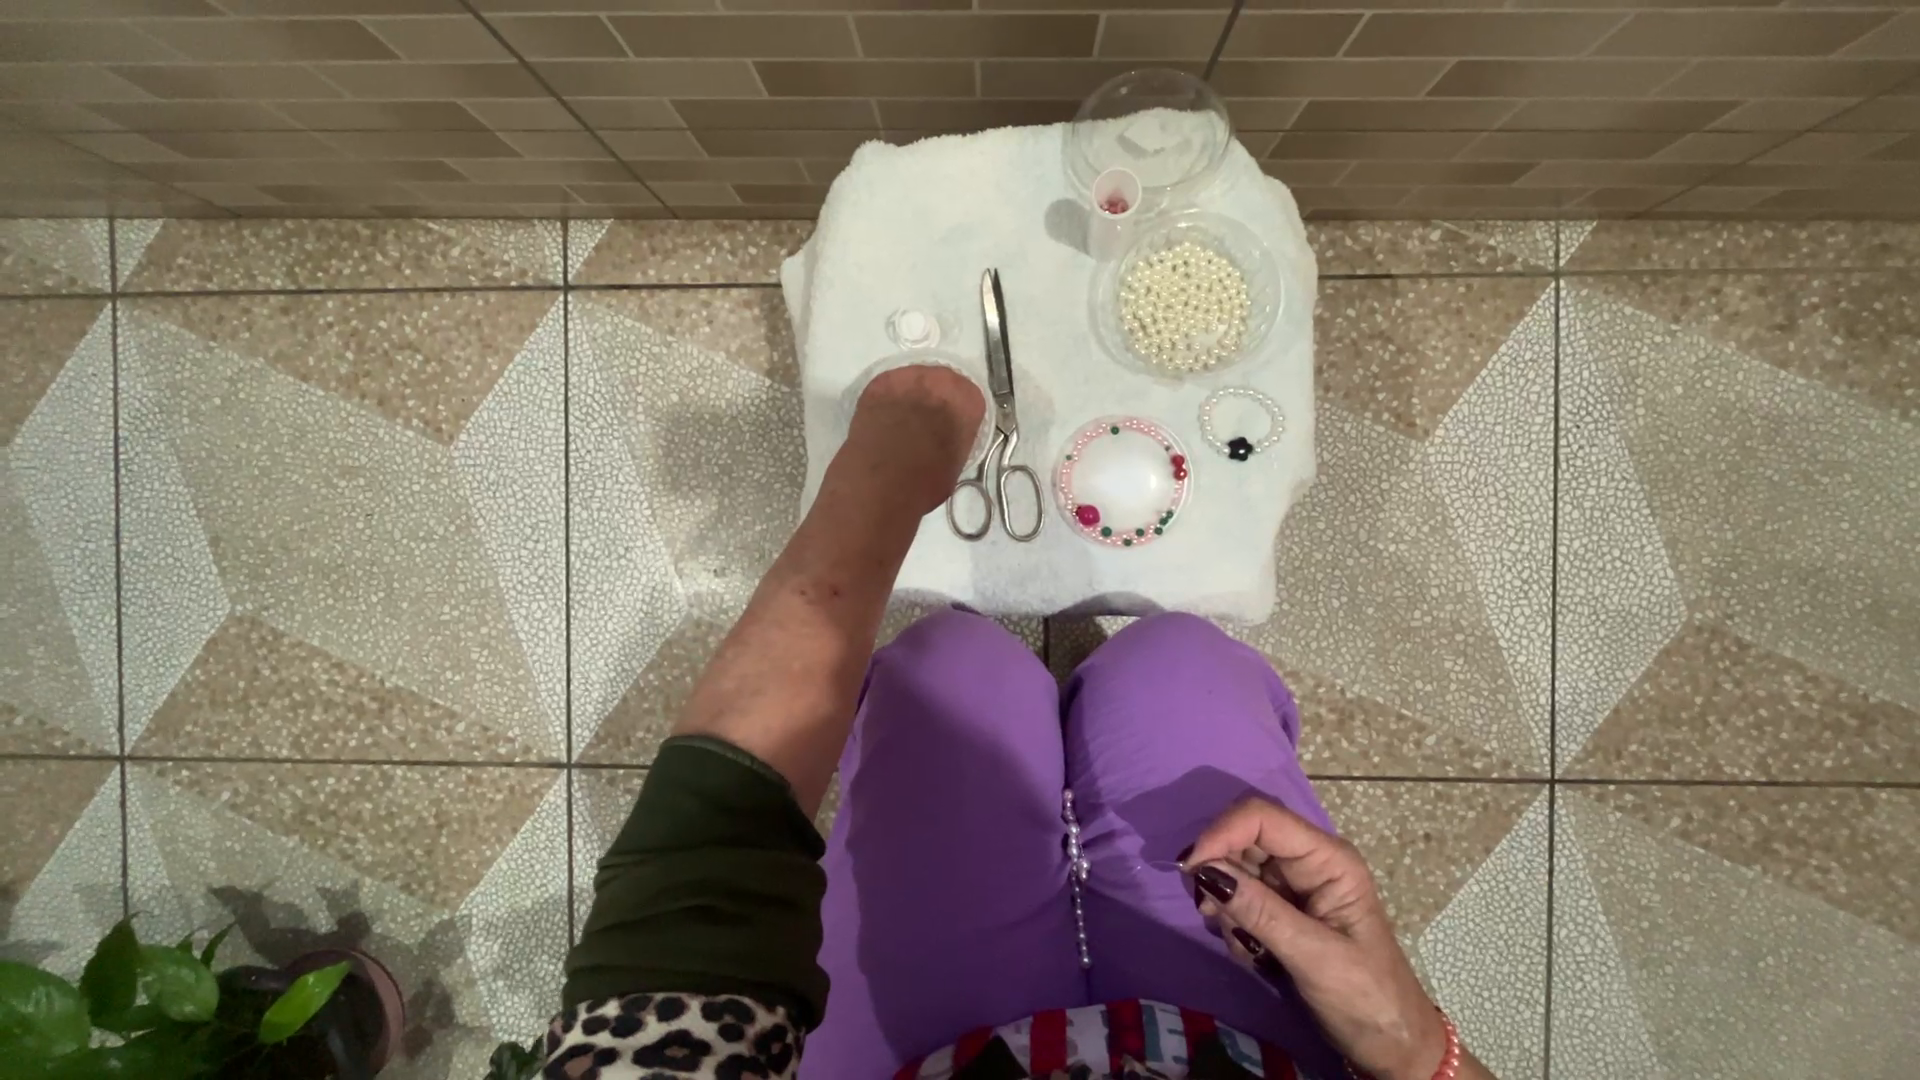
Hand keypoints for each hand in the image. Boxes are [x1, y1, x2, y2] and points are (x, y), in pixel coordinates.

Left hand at [840, 365, 984, 514]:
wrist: (889, 476)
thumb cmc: (929, 478)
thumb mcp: (956, 461)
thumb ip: (954, 439)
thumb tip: (943, 441)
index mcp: (969, 400)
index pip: (967, 398)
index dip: (954, 414)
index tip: (945, 427)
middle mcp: (942, 380)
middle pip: (939, 383)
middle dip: (930, 399)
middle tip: (921, 421)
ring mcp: (909, 377)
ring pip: (912, 382)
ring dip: (907, 396)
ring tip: (897, 419)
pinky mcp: (880, 383)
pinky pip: (887, 387)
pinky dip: (884, 400)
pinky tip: (880, 417)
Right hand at [1184, 796, 1455, 1079]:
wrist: (1393, 1050)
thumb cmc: (1369, 1001)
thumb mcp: (1315, 958)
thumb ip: (1261, 913)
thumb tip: (1206, 872)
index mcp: (1328, 859)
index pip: (1262, 817)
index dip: (1222, 832)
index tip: (1192, 869)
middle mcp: (1308, 860)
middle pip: (1243, 837)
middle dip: (1219, 869)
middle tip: (1209, 912)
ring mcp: (1293, 883)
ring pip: (1235, 865)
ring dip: (1223, 899)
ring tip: (1239, 942)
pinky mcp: (1280, 906)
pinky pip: (1238, 893)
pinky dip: (1230, 917)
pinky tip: (1247, 950)